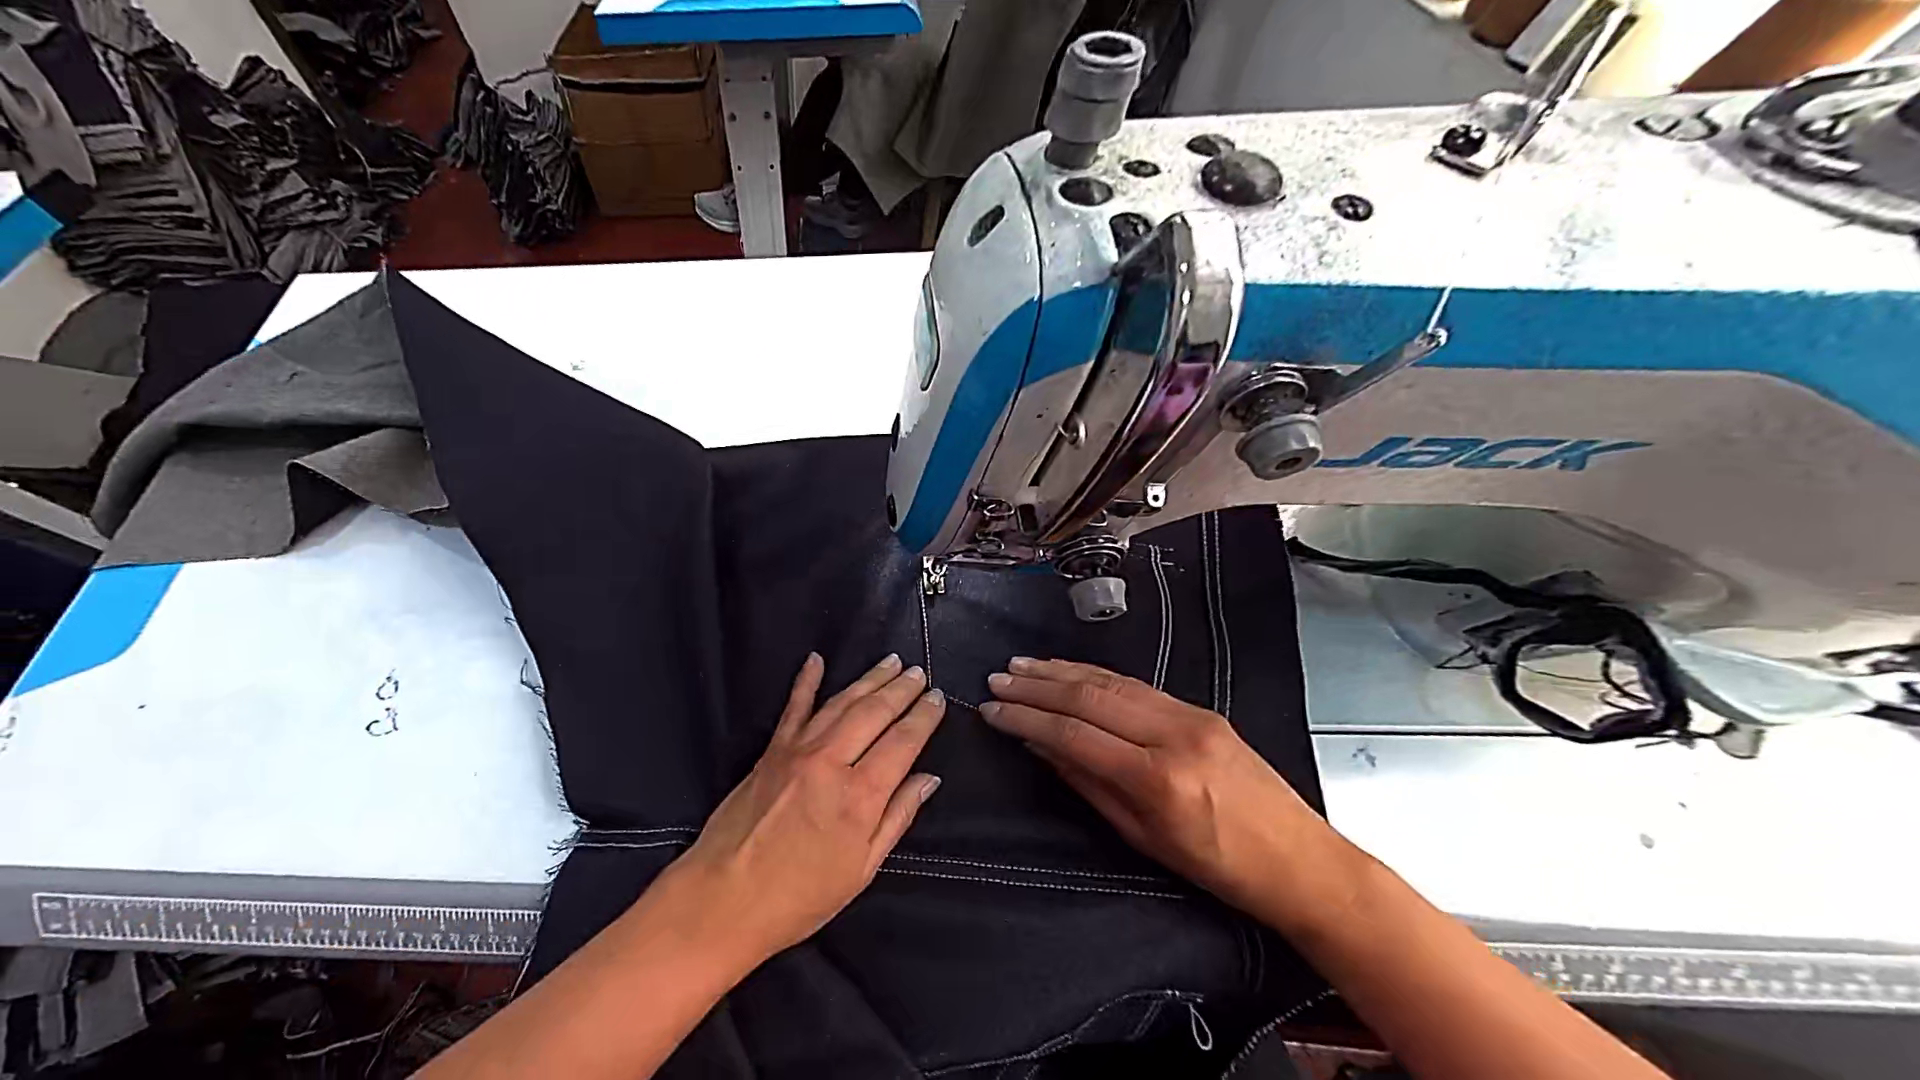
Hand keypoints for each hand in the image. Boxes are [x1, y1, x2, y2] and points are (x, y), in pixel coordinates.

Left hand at [661, 652, 945, 963]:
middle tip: (920, 673)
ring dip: (870, 679)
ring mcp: (798, 751)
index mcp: (860, 796)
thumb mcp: (862, 869)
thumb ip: (898, 817)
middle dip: (902, 689)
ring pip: (842, 702)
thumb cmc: (799, 897)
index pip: (904, 741)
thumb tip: (928, 779)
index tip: (938, 698)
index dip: (925, 716)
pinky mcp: (771, 751)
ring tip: (891, 662)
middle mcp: (832, 762)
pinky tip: (816, 660)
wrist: (722, 902)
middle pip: (876, 712)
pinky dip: (806, 681)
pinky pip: (793, 708)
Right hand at [980, 657, 1333, 924]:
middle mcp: (1173, 734)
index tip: (994, 711)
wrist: (1300, 859)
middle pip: (1090, 697)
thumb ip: (1090, 785)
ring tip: (1024, 667)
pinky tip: (1073, 670)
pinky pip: (1137, 685)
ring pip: (1112, 681)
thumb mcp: (1144, 838)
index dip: (1027, 720)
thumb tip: (1044, 748)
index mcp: (1158, 777)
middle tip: (998, 679)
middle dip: (1037, 687)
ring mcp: (1190, 715)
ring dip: (1062, 672)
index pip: (1075, 735)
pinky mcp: (1201, 709)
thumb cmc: (1220, 867)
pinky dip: (1097, 674)